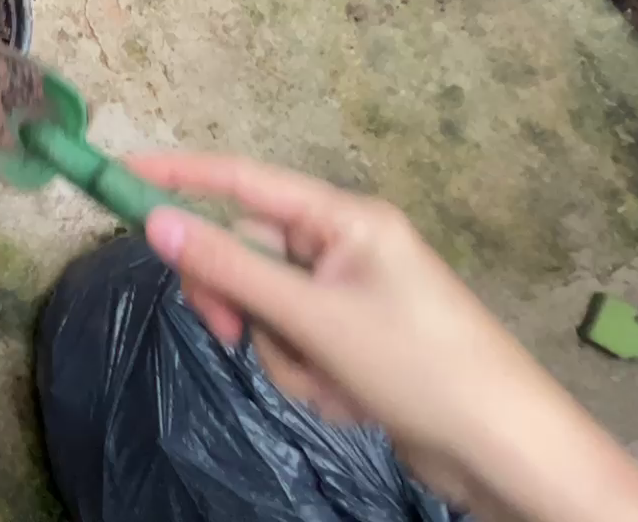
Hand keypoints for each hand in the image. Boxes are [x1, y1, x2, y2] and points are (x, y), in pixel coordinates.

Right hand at [132, 154, 637, 521]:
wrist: (516, 466)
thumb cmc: (421, 370)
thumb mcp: (312, 317)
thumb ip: (226, 267)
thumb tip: (151, 223)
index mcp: (342, 220)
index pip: (240, 180)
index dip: (176, 173)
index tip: (121, 173)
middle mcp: (338, 245)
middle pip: (242, 249)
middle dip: (233, 295)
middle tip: (225, 330)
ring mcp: (343, 290)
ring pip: (259, 298)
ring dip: (274, 343)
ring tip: (319, 380)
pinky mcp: (346, 332)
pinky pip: (286, 331)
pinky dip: (298, 365)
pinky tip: (343, 395)